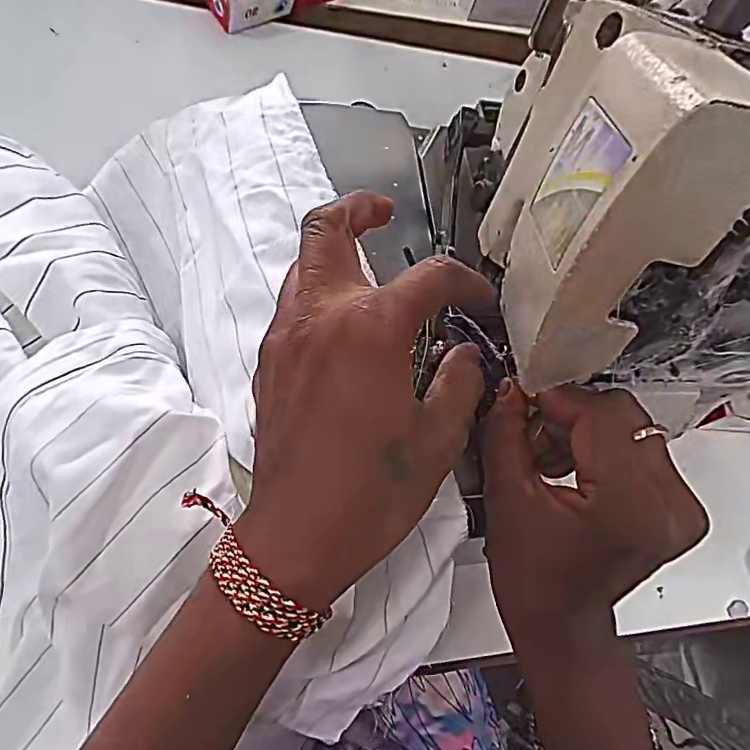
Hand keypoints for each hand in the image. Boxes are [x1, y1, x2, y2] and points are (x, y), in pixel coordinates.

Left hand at [232, 192, 494, 609]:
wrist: (297, 538)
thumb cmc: (367, 496)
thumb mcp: (437, 440)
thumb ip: (459, 383)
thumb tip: (464, 358)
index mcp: (370, 331)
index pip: (429, 278)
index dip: (464, 283)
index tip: (478, 301)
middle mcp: (320, 321)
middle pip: (327, 232)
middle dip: (358, 211)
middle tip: (385, 214)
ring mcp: (287, 342)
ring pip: (303, 265)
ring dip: (334, 252)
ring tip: (368, 267)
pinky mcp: (271, 368)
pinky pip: (292, 307)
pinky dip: (318, 294)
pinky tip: (346, 327)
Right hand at [479, 383, 708, 649]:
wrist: (561, 620)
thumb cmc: (535, 582)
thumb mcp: (508, 500)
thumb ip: (507, 435)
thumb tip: (510, 393)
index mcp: (629, 506)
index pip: (601, 414)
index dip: (557, 400)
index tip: (527, 402)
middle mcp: (668, 506)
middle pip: (623, 416)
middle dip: (571, 417)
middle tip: (534, 435)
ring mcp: (681, 508)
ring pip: (634, 428)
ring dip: (589, 432)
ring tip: (552, 460)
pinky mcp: (681, 508)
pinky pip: (645, 450)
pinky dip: (608, 450)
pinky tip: (576, 469)